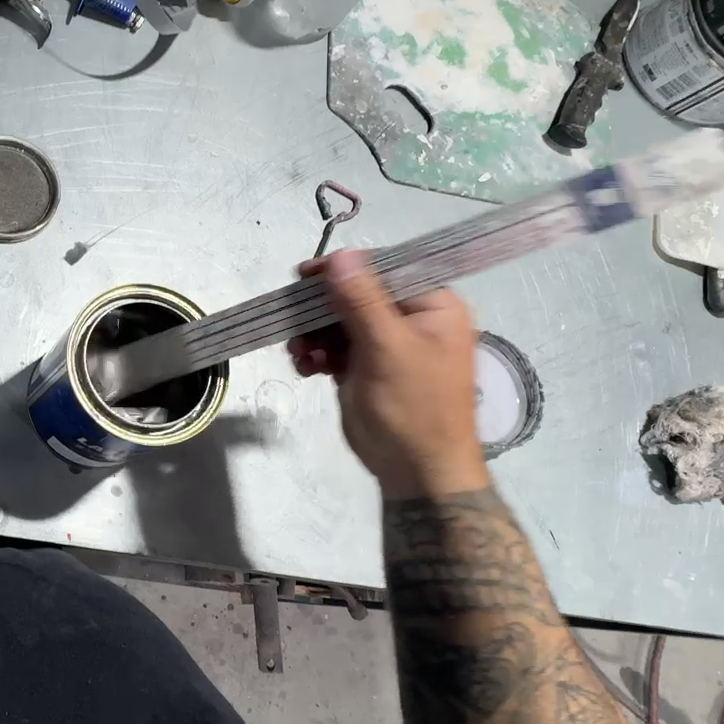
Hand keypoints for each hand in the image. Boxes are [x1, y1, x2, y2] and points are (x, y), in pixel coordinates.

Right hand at [288, 249, 487, 498]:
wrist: (415, 468)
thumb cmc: (413, 405)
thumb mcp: (387, 346)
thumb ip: (362, 299)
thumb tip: (340, 255)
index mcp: (432, 306)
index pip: (383, 270)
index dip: (343, 271)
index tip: (303, 277)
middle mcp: (410, 319)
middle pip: (354, 296)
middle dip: (320, 311)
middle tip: (292, 323)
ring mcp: (386, 344)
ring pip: (338, 323)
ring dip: (312, 335)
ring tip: (299, 354)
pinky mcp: (365, 367)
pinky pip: (333, 348)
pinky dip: (316, 354)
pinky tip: (307, 368)